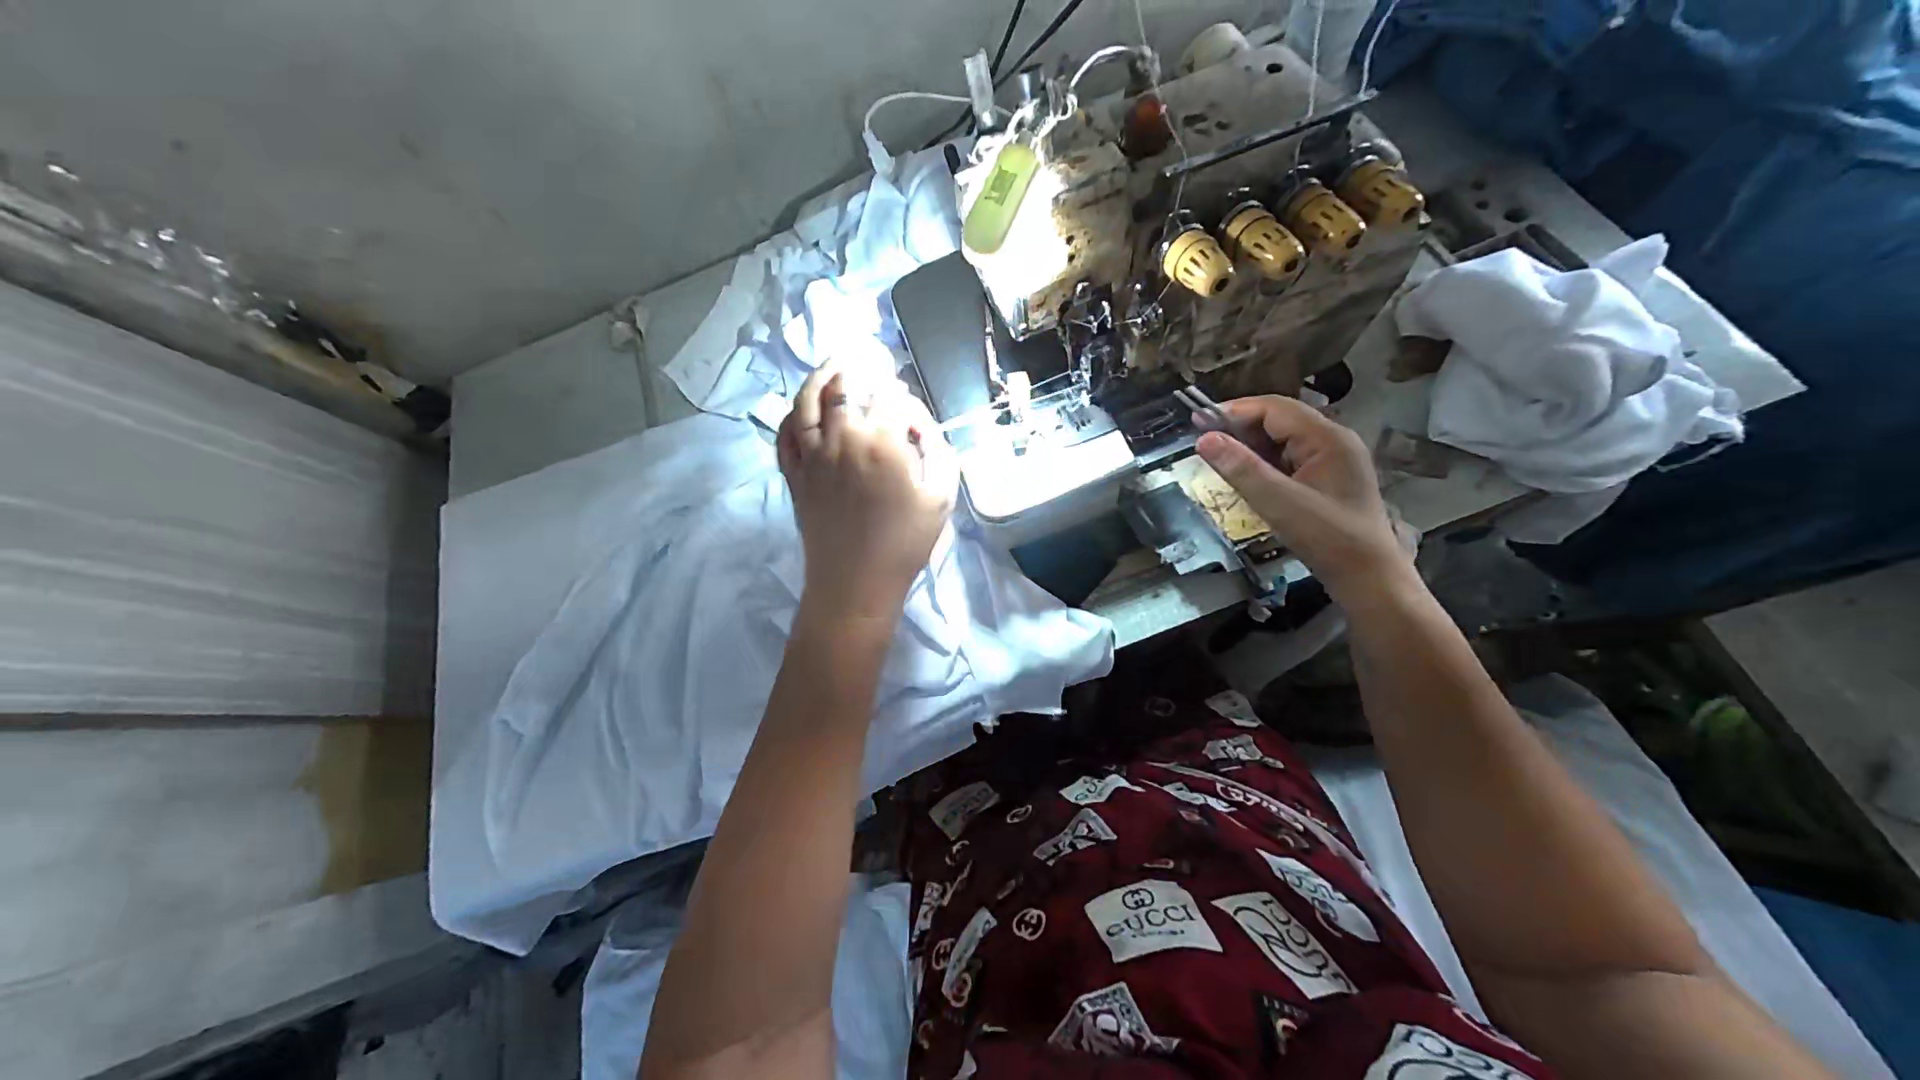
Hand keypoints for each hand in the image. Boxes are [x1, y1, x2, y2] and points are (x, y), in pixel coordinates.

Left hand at [777, 366, 957, 621]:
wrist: (855, 583)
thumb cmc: (904, 543)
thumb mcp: (941, 497)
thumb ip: (937, 450)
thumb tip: (918, 426)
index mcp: (882, 442)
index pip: (891, 397)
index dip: (904, 396)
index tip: (911, 410)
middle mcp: (842, 438)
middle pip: (846, 386)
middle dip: (861, 369)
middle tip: (871, 363)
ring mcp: (812, 454)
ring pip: (808, 399)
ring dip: (822, 375)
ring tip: (834, 364)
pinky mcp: (794, 473)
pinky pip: (785, 433)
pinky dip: (793, 413)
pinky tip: (803, 408)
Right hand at [1195, 395, 1410, 601]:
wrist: (1369, 578)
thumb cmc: (1329, 538)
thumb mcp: (1280, 503)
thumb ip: (1242, 469)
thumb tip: (1204, 440)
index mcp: (1328, 438)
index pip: (1274, 408)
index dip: (1235, 411)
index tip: (1198, 423)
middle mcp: (1333, 441)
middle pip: (1278, 420)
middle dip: (1240, 429)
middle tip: (1204, 444)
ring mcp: (1332, 461)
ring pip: (1282, 441)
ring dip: (1250, 447)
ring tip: (1218, 461)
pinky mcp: (1326, 479)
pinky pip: (1288, 460)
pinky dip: (1263, 464)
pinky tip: (1245, 478)